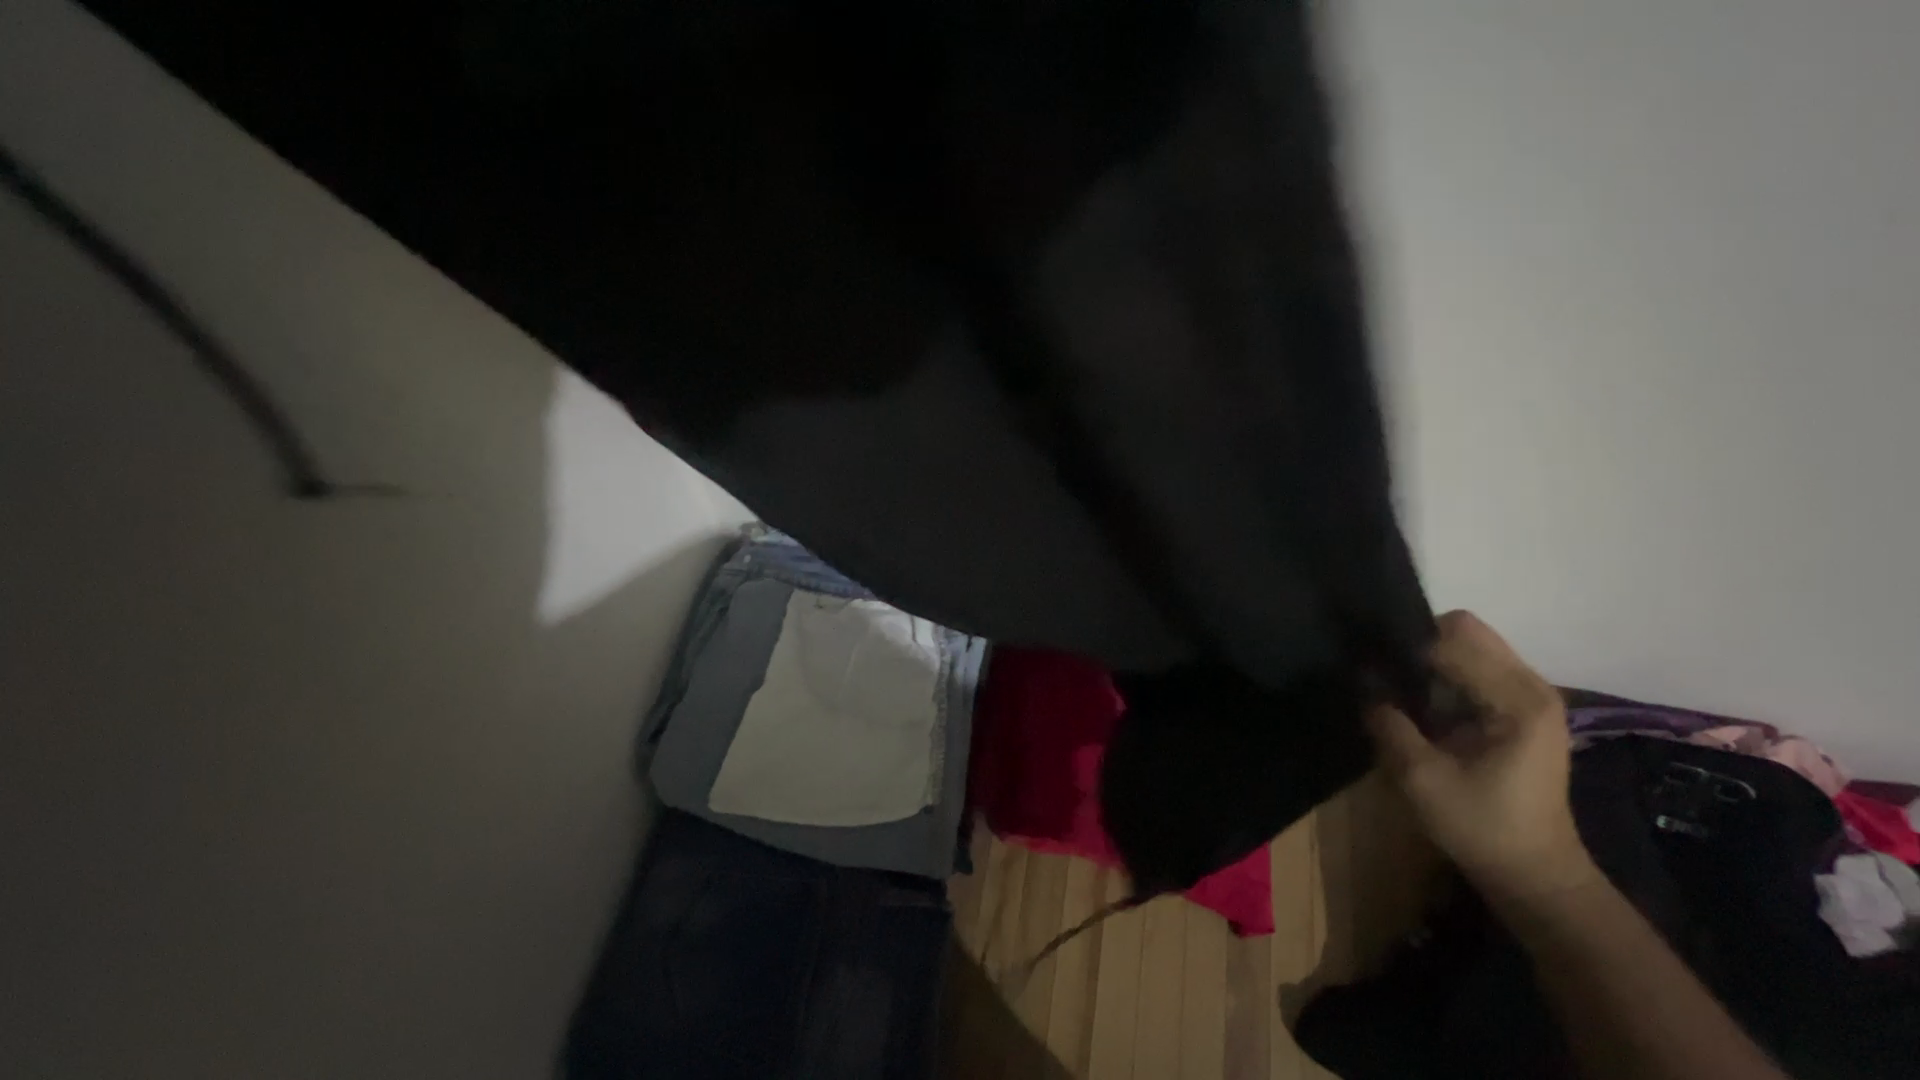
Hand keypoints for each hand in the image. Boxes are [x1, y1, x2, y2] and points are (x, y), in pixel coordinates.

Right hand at [1366, 611, 1601, 904]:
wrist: (1536, 875)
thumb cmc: (1482, 827)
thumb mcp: (1422, 778)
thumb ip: (1389, 723)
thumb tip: (1362, 682)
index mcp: (1517, 699)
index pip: (1454, 639)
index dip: (1407, 648)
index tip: (1372, 668)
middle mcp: (1532, 686)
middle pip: (1468, 631)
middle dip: (1421, 645)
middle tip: (1386, 677)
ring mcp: (1532, 697)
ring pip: (1473, 647)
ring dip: (1434, 661)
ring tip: (1400, 691)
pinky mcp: (1525, 711)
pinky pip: (1480, 670)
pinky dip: (1447, 677)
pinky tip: (1424, 707)